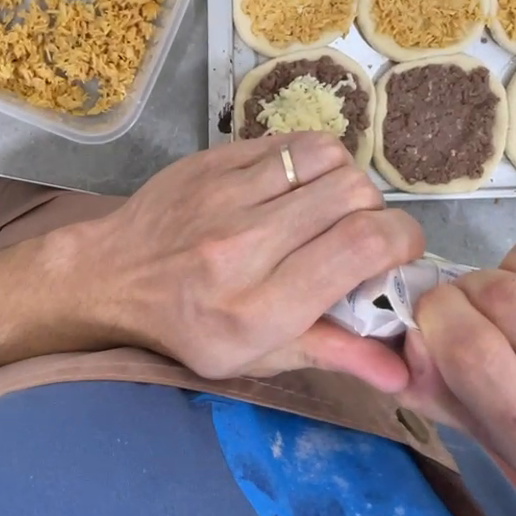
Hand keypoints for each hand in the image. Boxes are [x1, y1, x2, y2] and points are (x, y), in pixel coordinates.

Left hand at [59, 133, 423, 391]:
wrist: (112, 274)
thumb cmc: (187, 325)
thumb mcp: (253, 357)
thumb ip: (329, 355)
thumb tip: (403, 374)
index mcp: (259, 305)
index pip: (360, 247)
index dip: (400, 241)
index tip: (395, 253)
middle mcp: (245, 243)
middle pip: (353, 193)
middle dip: (375, 212)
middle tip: (358, 234)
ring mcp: (225, 192)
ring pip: (326, 156)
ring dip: (343, 179)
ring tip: (327, 206)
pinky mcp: (214, 160)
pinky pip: (289, 140)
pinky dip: (308, 160)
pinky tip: (294, 185)